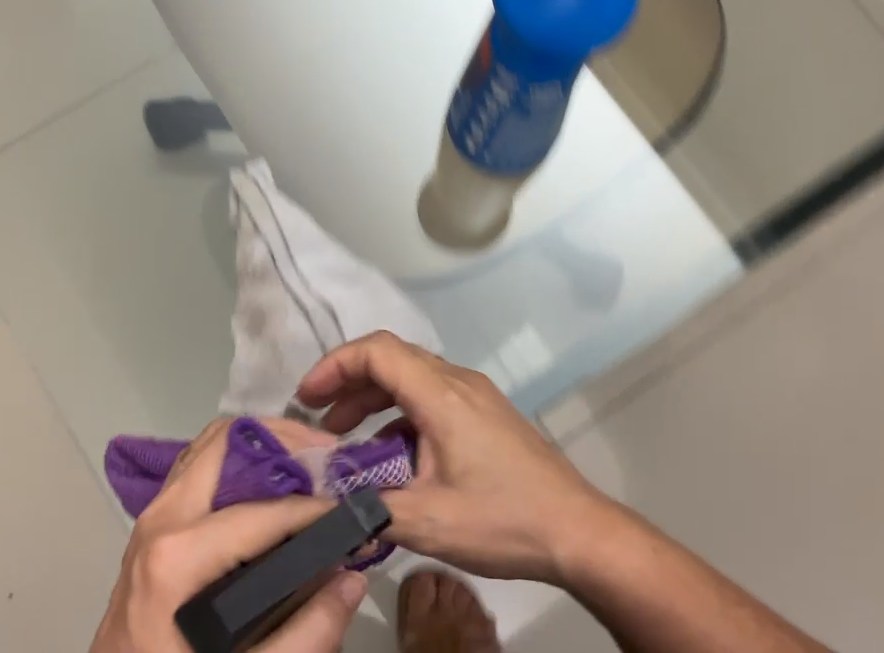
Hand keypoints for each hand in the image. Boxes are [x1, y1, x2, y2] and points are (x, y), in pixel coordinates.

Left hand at [90, 418, 368, 652]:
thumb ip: (306, 635)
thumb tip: (352, 579)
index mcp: (178, 556)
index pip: (265, 511)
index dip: (318, 507)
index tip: (358, 507)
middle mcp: (161, 520)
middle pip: (228, 442)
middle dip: (287, 442)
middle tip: (333, 459)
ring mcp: (152, 517)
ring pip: (211, 447)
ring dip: (263, 444)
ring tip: (310, 463)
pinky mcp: (153, 525)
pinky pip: (200, 468)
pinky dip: (241, 460)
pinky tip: (274, 484)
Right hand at [296, 332, 621, 584]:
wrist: (578, 531)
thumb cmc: (503, 520)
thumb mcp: (428, 522)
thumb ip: (367, 509)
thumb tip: (316, 507)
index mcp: (442, 396)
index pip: (377, 351)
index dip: (334, 365)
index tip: (306, 398)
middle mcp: (459, 383)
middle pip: (393, 358)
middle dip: (348, 382)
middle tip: (318, 418)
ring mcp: (477, 397)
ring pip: (413, 377)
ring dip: (373, 398)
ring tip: (345, 436)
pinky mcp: (486, 415)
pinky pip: (432, 397)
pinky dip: (400, 413)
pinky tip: (390, 454)